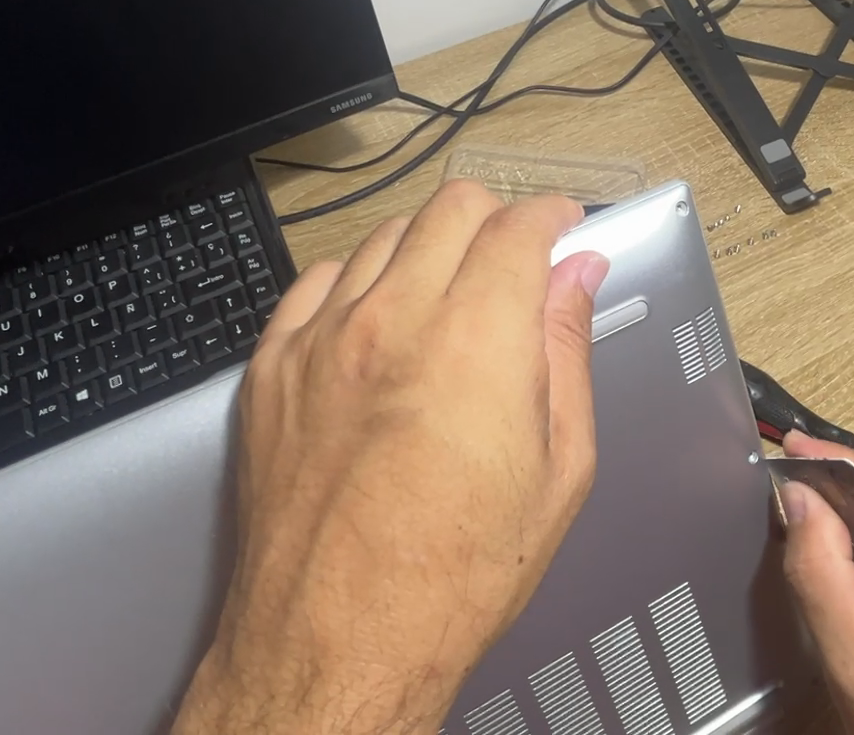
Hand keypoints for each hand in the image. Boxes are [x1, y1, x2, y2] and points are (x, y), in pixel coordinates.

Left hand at [172, 180, 609, 734]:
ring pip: (387, 233)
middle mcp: (395, 320)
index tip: (562, 226)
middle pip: (452, 207)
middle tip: (513, 257)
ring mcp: (324, 337)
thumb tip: (579, 279)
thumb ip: (568, 350)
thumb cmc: (455, 573)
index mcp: (477, 342)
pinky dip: (363, 279)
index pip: (519, 227)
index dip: (552, 215)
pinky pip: (321, 279)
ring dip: (431, 245)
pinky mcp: (273, 365)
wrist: (335, 646)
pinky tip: (379, 318)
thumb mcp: (557, 468)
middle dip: (496, 217)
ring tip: (449, 294)